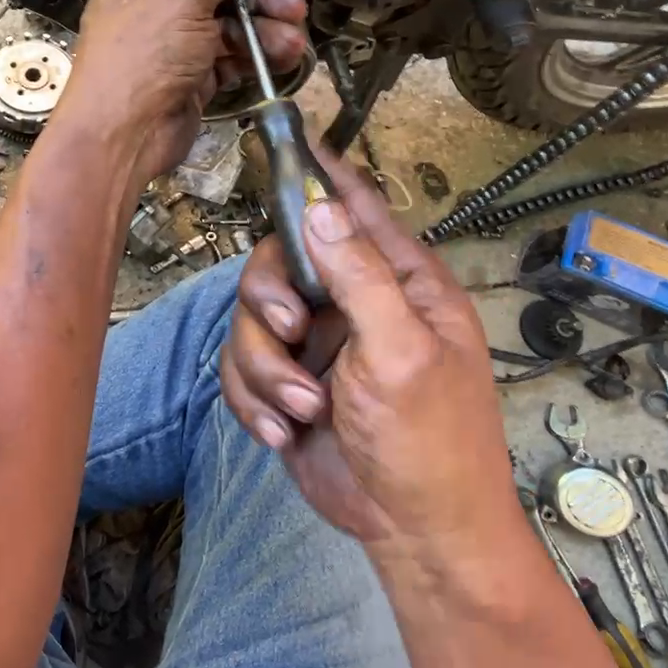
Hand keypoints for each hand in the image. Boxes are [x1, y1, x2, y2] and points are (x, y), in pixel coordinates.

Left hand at [55, 0, 304, 185]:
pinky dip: (254, 57)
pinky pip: (228, 58)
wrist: (122, 133)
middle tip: (293, 7)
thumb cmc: (143, 55)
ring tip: (292, 42)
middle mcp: (153, 7)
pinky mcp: (190, 78)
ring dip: (262, 31)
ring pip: (227, 27)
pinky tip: (283, 58)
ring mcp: (172, 45)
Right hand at [217, 152, 523, 558]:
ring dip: (265, 370)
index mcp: (397, 284)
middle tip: (288, 332)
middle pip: (276, 263)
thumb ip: (359, 277)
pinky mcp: (283, 381)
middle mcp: (350, 303)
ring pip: (247, 321)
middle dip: (269, 304)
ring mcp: (314, 344)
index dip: (321, 174)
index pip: (354, 209)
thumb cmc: (430, 441)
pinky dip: (253, 401)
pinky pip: (237, 368)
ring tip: (302, 409)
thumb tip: (319, 211)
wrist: (410, 530)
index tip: (289, 137)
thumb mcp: (401, 352)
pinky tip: (286, 430)